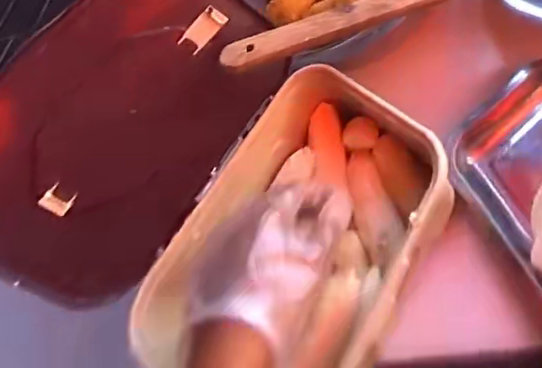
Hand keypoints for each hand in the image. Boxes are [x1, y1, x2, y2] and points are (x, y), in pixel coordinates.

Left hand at [188, 182, 352, 356]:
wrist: (231, 351)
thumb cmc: (283, 301)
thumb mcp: (318, 262)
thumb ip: (330, 224)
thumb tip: (339, 198)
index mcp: (270, 210)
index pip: (300, 188)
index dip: (320, 195)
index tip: (334, 205)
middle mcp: (240, 218)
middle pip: (274, 204)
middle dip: (295, 212)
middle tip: (314, 227)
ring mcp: (217, 244)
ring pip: (252, 225)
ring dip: (271, 231)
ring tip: (289, 250)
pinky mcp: (202, 272)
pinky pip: (233, 248)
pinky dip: (250, 251)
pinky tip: (260, 271)